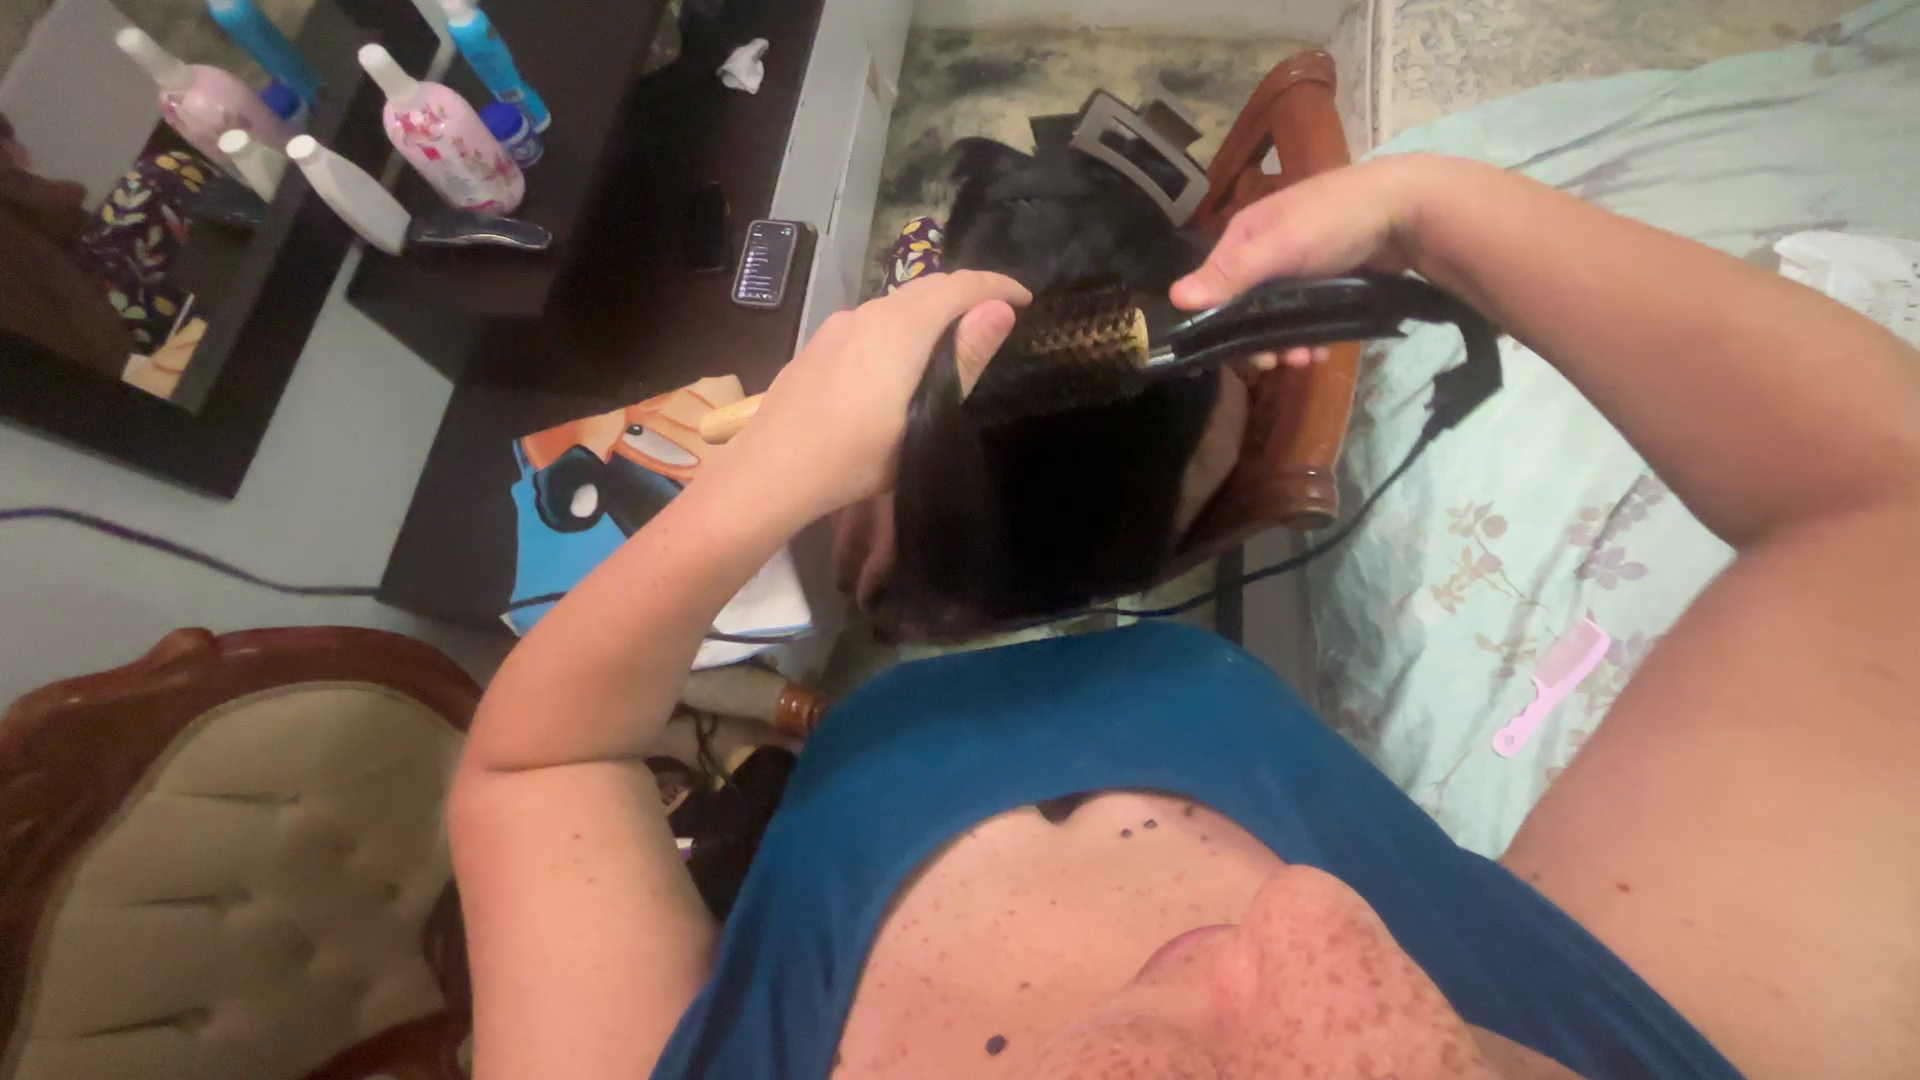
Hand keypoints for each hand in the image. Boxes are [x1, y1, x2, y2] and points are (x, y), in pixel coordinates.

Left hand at [718, 270, 1029, 520]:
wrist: (773, 471)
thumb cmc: (857, 456)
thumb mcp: (923, 419)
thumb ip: (963, 362)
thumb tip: (1001, 310)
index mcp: (899, 329)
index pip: (958, 287)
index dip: (996, 285)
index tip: (1025, 298)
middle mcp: (868, 314)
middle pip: (927, 289)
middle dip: (966, 294)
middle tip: (995, 316)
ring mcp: (838, 327)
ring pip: (897, 304)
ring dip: (931, 311)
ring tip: (952, 339)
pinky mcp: (819, 345)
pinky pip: (872, 322)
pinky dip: (901, 326)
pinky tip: (898, 359)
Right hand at [1173, 156, 1435, 369]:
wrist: (1414, 208)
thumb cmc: (1338, 219)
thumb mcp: (1281, 247)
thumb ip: (1232, 275)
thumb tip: (1175, 297)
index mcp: (1244, 238)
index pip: (1213, 288)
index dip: (1219, 324)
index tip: (1236, 353)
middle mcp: (1262, 253)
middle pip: (1242, 309)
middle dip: (1257, 341)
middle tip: (1277, 362)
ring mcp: (1293, 268)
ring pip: (1273, 317)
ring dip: (1285, 344)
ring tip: (1305, 360)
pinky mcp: (1321, 280)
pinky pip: (1301, 317)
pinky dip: (1308, 336)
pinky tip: (1322, 350)